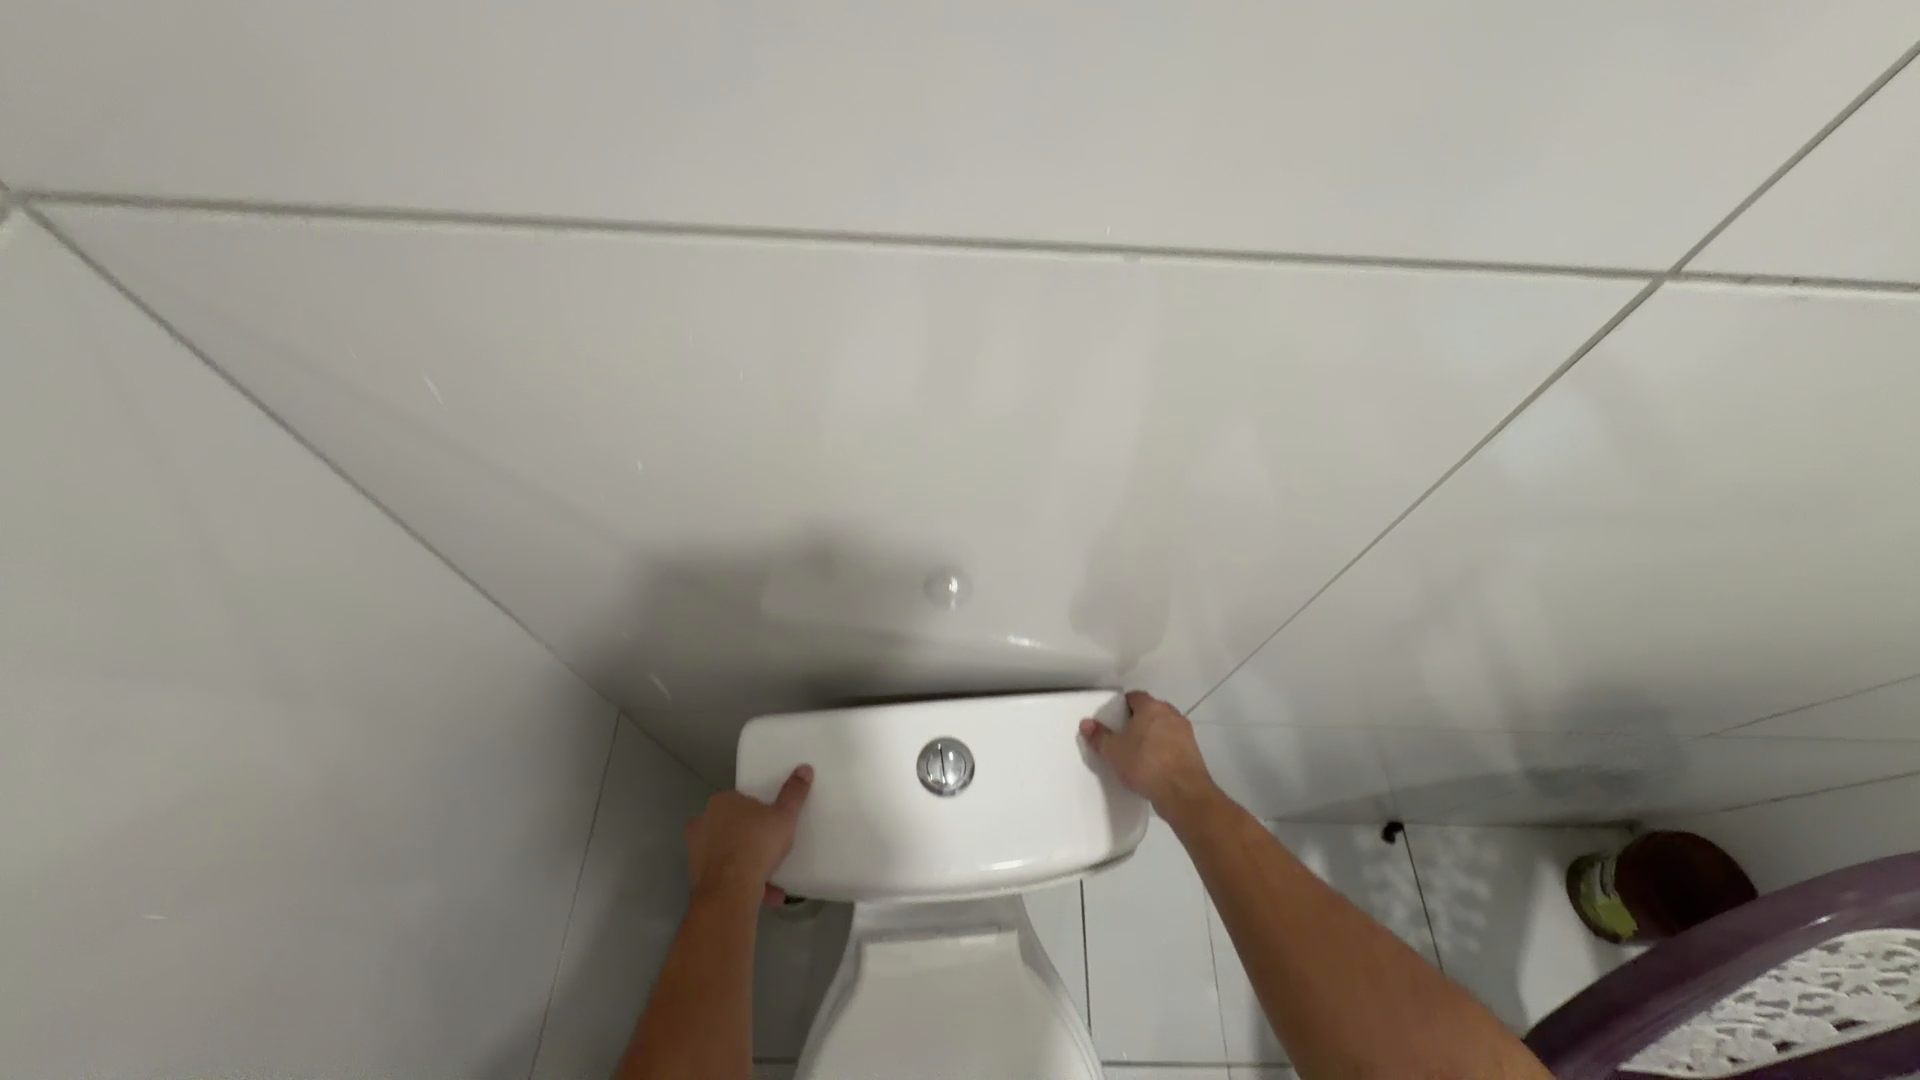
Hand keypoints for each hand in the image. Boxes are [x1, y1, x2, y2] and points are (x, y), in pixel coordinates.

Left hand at [686, 765, 811, 904]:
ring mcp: (697, 850)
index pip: (742, 800)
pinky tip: (766, 892)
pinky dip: (742, 882)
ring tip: (772, 875)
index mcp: (722, 802)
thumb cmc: (758, 844)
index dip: (759, 811)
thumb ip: (794, 793)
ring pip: (728, 852)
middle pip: (733, 826)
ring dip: (747, 862)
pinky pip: (725, 875)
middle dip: (751, 837)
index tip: (773, 823)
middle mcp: (703, 821)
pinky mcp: (697, 875)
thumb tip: (804, 769)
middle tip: (773, 848)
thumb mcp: (784, 816)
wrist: (730, 889)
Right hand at [1080, 691, 1217, 814]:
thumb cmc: (1145, 764)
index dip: (1123, 706)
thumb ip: (1099, 736)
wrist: (1182, 792)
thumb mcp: (1113, 752)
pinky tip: (1155, 766)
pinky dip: (1165, 750)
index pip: (1135, 697)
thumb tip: (1086, 723)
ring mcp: (1186, 733)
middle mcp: (1171, 714)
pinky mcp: (1194, 751)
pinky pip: (1174, 744)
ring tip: (1139, 753)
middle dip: (1139, 720)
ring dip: (1154, 735)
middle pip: (1152, 711)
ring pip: (1165, 727)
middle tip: (1124, 736)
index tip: (1115, 720)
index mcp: (1151, 707)